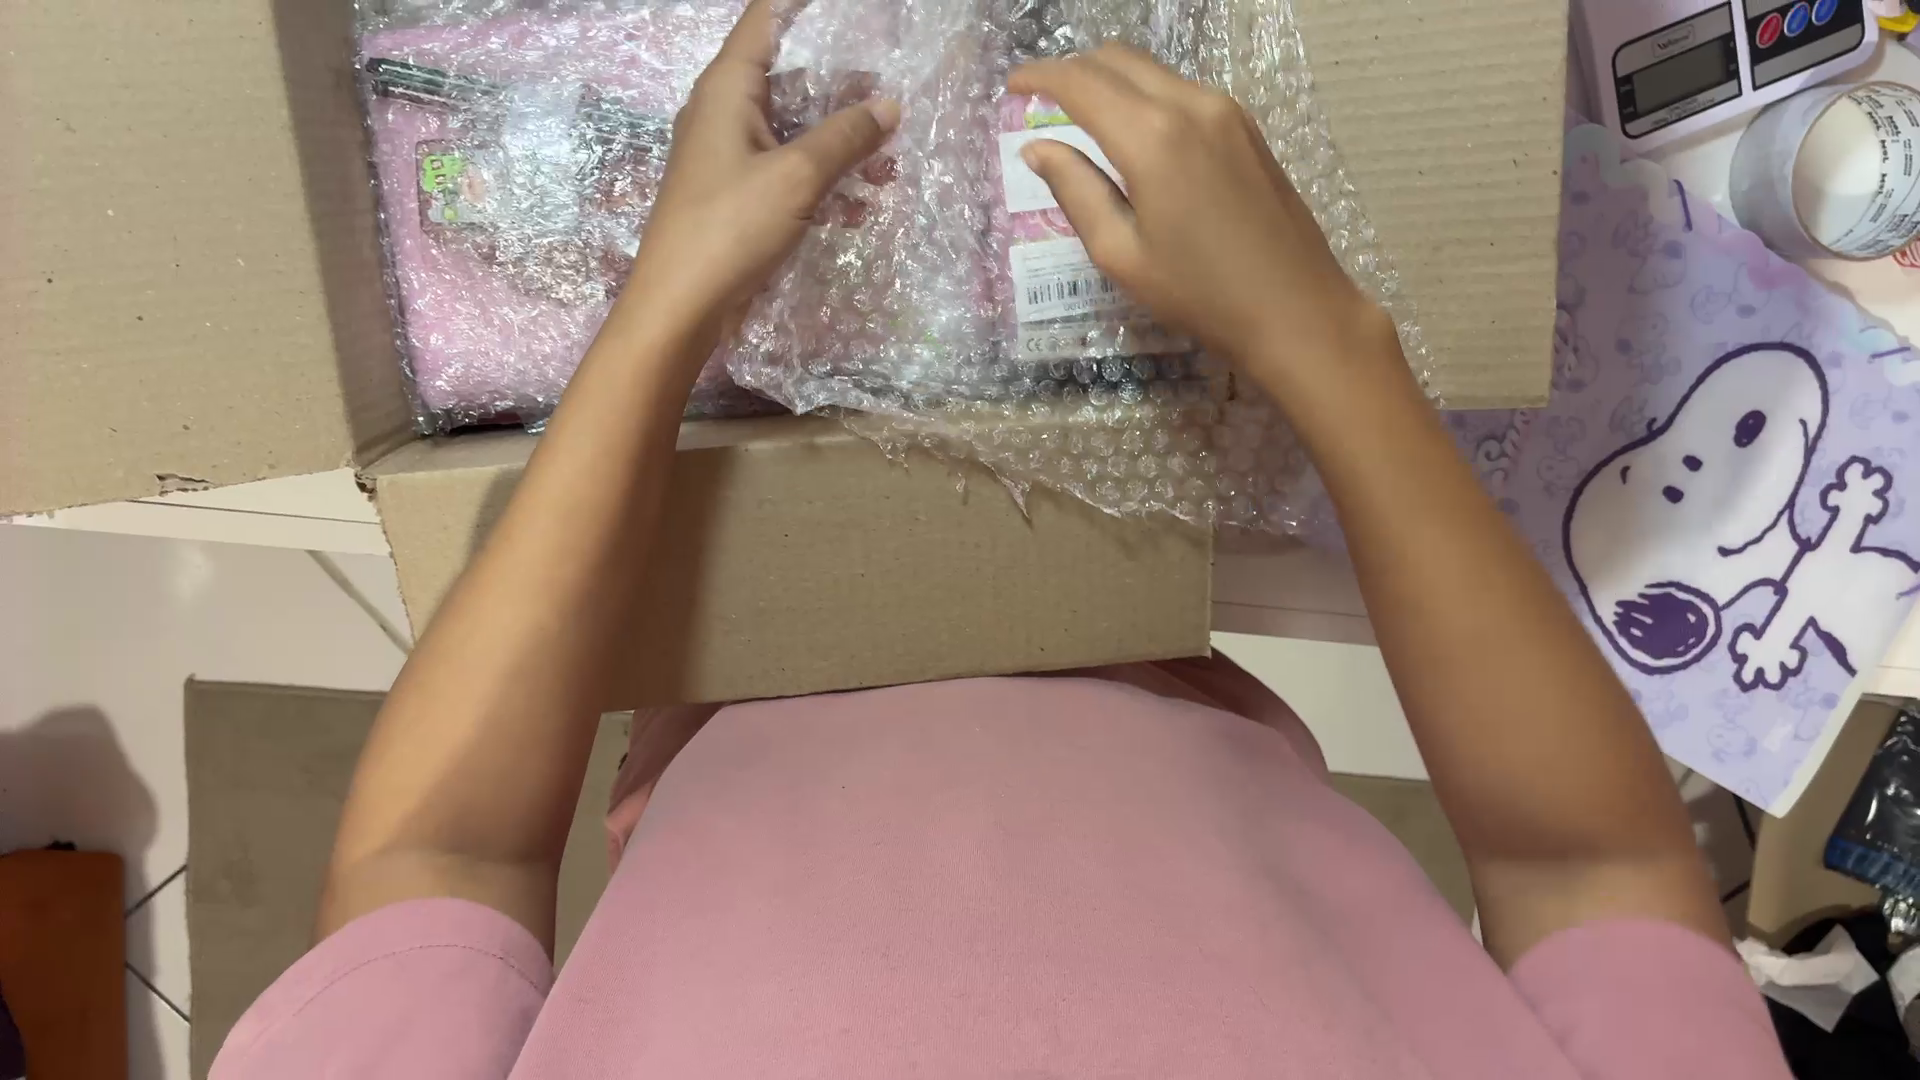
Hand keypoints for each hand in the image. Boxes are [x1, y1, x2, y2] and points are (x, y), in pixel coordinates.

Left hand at [616, 0, 899, 352]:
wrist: (682, 303)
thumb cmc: (731, 227)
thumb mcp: (796, 177)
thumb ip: (845, 137)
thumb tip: (889, 104)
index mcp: (728, 88)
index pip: (768, 19)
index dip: (808, 8)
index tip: (856, 16)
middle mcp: (725, 113)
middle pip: (790, 79)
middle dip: (841, 90)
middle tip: (889, 102)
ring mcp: (730, 158)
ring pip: (793, 133)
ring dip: (838, 146)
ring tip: (886, 165)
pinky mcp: (738, 198)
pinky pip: (786, 174)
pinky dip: (820, 183)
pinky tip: (856, 208)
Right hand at [1008, 45, 1389, 378]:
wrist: (1293, 306)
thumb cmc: (1197, 293)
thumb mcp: (1121, 254)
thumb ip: (1076, 192)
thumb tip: (1038, 149)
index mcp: (1153, 138)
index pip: (1082, 84)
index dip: (1040, 79)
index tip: (1013, 88)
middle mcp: (1191, 104)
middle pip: (1118, 60)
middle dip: (1073, 72)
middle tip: (1043, 103)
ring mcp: (1225, 110)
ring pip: (1152, 72)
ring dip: (1110, 84)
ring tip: (1084, 122)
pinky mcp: (1245, 126)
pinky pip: (1181, 92)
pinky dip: (1144, 99)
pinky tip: (1134, 138)